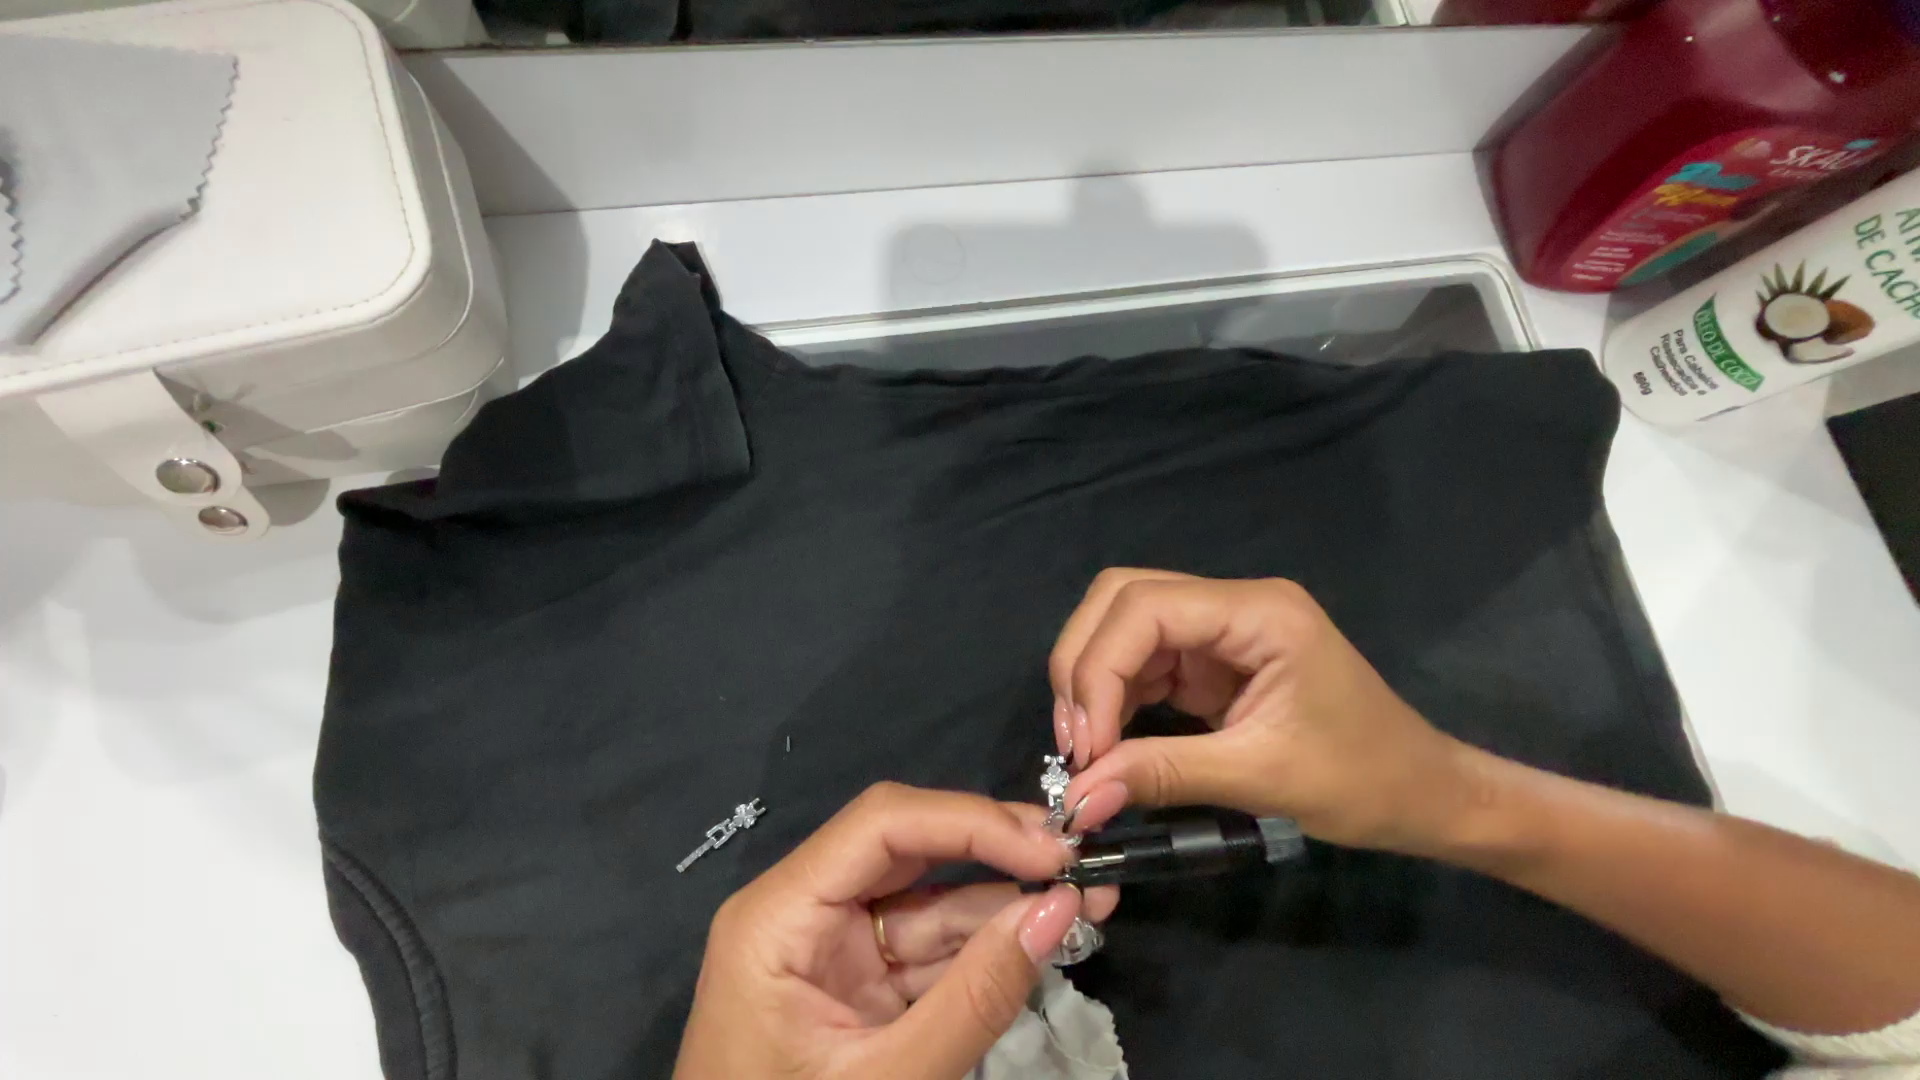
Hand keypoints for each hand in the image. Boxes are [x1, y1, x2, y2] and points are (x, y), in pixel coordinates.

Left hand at [673, 783, 1118, 1079]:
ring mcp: (833, 944)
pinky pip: (929, 945)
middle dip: (997, 849)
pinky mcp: (859, 980)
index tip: (1051, 849)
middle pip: (908, 845)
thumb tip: (1060, 908)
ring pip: (929, 895)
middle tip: (1079, 860)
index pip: (881, 825)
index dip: (971, 822)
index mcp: (779, 914)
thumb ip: (975, 997)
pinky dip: (987, 942)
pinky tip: (1041, 933)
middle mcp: (804, 907)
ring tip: (1084, 897)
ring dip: (1006, 897)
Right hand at [1049, 569, 1486, 855]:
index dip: (1099, 668)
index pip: (1145, 607)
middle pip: (1122, 598)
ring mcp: (1220, 628)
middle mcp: (1232, 604)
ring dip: (1092, 681)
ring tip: (1085, 746)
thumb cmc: (1365, 780)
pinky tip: (1108, 739)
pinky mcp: (1210, 658)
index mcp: (1259, 612)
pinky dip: (1113, 697)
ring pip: (1122, 625)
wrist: (1425, 795)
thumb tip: (1080, 797)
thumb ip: (1164, 774)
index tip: (1087, 744)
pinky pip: (1141, 661)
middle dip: (1084, 663)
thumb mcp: (1262, 778)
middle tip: (1075, 738)